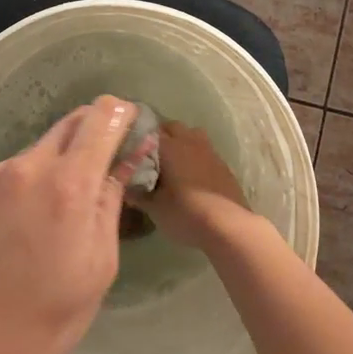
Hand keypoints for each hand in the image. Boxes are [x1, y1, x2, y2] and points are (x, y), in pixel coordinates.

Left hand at [0, 95, 154, 353]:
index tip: (131, 126)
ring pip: (36, 152)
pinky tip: (16, 229)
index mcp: (67, 185)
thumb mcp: (99, 263)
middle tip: (100, 172)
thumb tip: (134, 151)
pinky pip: (5, 173)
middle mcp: (25, 167)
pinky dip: (21, 187)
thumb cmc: (49, 318)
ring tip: (50, 220)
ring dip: (54, 168)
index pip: (100, 117)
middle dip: (90, 138)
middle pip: (68, 126)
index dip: (120, 114)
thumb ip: (113, 198)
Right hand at [132, 123, 253, 251]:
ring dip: (182, 143)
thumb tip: (125, 188)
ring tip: (173, 163)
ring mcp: (210, 152)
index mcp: (169, 147)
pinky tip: (192, 176)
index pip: (150, 130)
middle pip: (173, 127)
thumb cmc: (185, 214)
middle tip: (150, 155)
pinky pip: (205, 152)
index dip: (139, 137)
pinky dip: (196, 157)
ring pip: (193, 136)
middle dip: (162, 135)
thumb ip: (138, 196)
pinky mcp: (223, 166)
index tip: (131, 148)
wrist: (228, 226)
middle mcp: (190, 142)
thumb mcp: (155, 209)